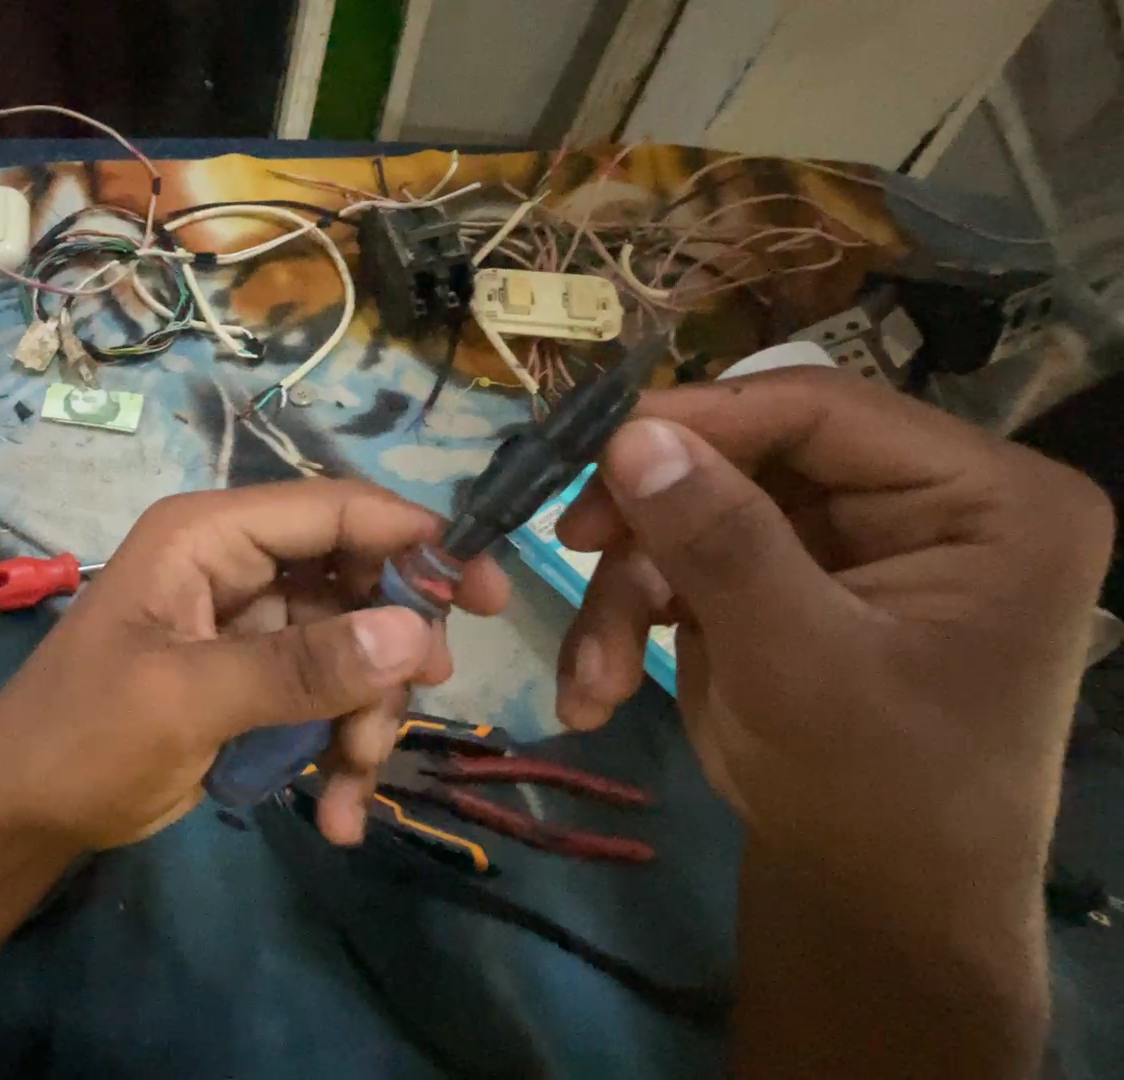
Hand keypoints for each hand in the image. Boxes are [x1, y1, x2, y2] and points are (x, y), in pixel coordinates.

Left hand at [0, 480, 508, 851]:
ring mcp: (246, 628)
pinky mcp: (251, 683)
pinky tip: (334, 815)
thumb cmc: (83, 736)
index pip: (331, 510)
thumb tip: (417, 633)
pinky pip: (323, 699)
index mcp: (207, 537)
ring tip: (347, 785)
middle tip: (404, 711)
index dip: (412, 540)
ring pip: (349, 650)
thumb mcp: (186, 699)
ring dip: (362, 721)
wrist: (24, 812)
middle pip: (353, 583)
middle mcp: (233, 567)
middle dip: (387, 654)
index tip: (482, 595)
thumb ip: (299, 666)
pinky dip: (337, 752)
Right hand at [553, 368, 1112, 880]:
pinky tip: (596, 688)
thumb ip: (720, 541)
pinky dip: (621, 623)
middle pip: (736, 463)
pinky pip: (668, 568)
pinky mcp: (760, 583)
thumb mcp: (794, 658)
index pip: (820, 411)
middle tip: (570, 547)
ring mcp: (823, 546)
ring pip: (683, 519)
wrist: (861, 887)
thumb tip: (630, 435)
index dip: (699, 418)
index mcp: (977, 500)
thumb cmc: (871, 784)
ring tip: (591, 679)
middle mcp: (903, 506)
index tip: (594, 451)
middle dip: (645, 525)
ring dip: (620, 597)